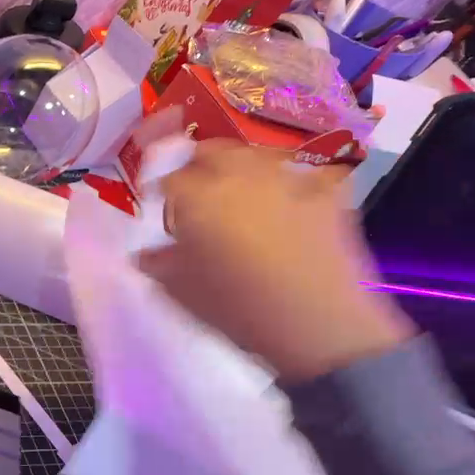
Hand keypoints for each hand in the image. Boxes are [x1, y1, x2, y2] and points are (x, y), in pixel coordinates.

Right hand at [135, 138, 415, 382]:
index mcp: (197, 196)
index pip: (167, 176)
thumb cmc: (236, 307)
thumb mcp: (179, 289)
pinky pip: (304, 171)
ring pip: (256, 155)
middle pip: (212, 150)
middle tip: (192, 188)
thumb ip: (158, 262)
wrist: (317, 324)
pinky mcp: (328, 194)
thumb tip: (146, 253)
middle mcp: (241, 176)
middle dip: (197, 164)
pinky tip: (287, 196)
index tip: (155, 204)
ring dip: (240, 167)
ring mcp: (289, 180)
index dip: (158, 189)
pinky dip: (290, 178)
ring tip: (237, 190)